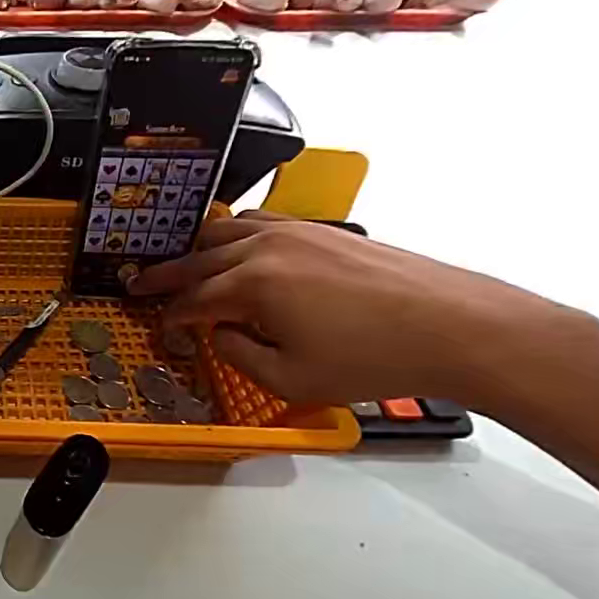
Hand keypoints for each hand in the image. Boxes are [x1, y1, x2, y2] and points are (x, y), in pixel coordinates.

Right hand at [127, 212, 590, 406]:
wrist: (458, 327)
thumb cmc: (374, 358)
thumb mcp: (290, 377)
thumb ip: (239, 353)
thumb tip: (222, 333)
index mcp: (250, 284)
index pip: (191, 300)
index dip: (170, 318)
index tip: (162, 331)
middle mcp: (265, 248)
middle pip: (198, 259)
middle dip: (165, 277)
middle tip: (140, 285)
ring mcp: (295, 232)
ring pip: (225, 231)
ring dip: (197, 249)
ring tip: (184, 264)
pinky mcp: (322, 230)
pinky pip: (261, 221)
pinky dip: (236, 233)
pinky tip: (239, 247)